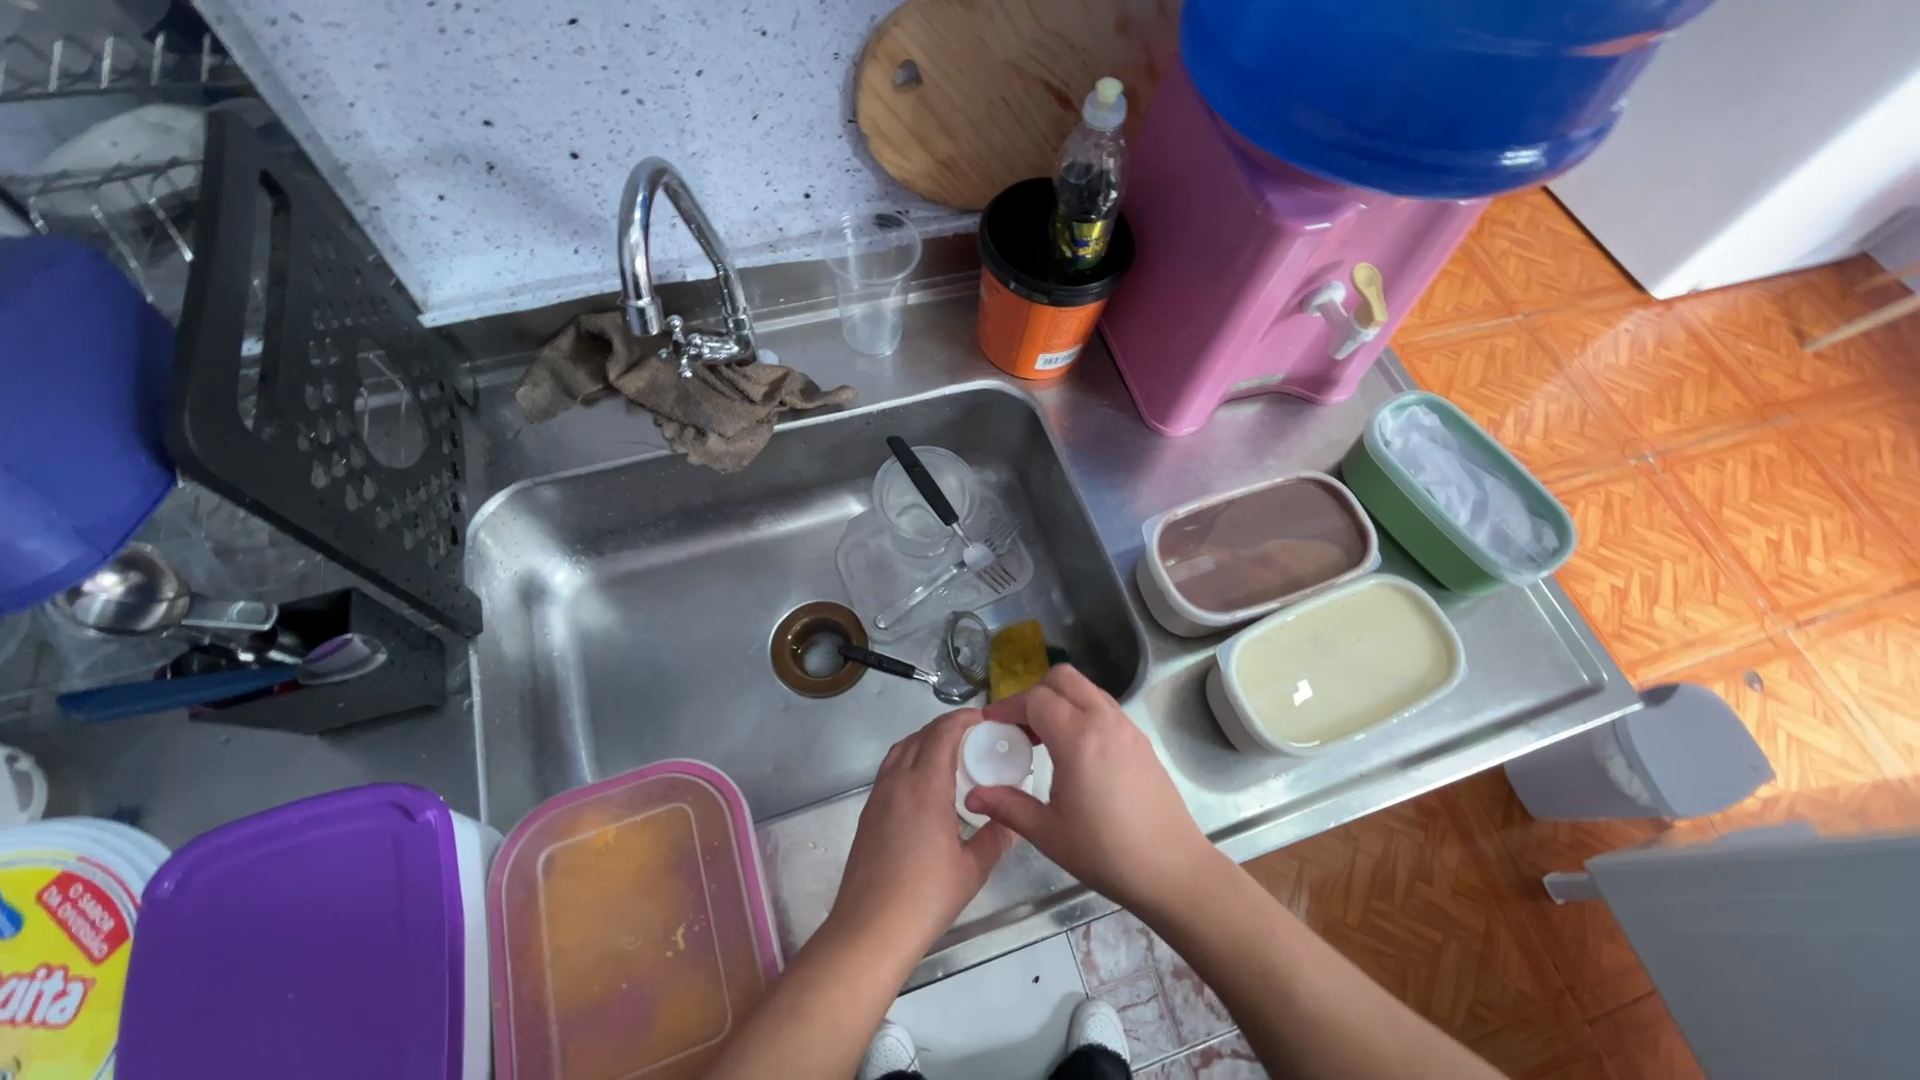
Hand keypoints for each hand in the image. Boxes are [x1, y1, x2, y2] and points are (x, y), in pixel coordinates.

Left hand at [826, 708, 1013, 956]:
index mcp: (924, 786)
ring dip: (924, 742)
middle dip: (946, 728)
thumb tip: (1015, 821)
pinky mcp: (868, 815)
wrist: (870, 929)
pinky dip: (909, 762)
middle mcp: (897, 783)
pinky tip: (927, 785)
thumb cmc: (925, 897)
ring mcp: (877, 798)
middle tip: (974, 736)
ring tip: (951, 755)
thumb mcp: (972, 869)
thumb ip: (996, 838)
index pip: (942, 734)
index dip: (963, 719)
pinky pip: (890, 771)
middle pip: (919, 736)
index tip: (984, 719)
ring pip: (900, 751)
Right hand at [964, 666, 1220, 916]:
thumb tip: (973, 796)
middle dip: (1033, 693)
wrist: (1172, 869)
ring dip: (1060, 700)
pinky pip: (1105, 707)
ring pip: (1087, 689)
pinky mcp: (1141, 741)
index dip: (1007, 707)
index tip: (990, 725)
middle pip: (1063, 678)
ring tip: (1043, 738)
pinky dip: (1082, 712)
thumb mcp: (1048, 833)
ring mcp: (1128, 728)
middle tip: (1017, 727)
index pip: (1035, 699)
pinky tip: (1074, 751)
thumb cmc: (1106, 853)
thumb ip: (1007, 807)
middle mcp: (1105, 721)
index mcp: (1079, 738)